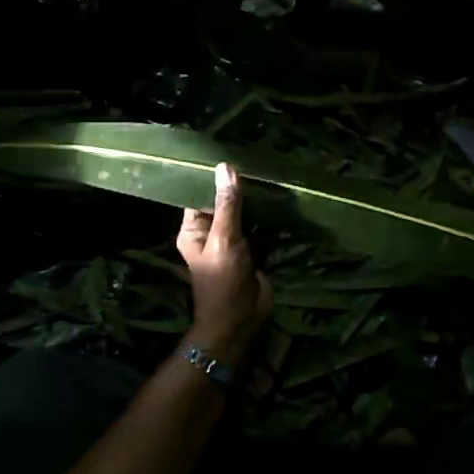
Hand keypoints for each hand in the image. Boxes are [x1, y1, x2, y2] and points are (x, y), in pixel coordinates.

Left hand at [176, 162, 272, 361]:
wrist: (240, 322)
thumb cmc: (223, 282)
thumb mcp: (224, 240)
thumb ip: (227, 205)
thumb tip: (225, 167)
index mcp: (193, 230)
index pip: (199, 195)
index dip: (211, 177)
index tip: (229, 152)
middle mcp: (210, 233)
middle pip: (223, 203)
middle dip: (238, 187)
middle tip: (257, 160)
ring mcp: (232, 242)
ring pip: (243, 214)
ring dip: (255, 201)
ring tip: (270, 173)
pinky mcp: (252, 250)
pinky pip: (259, 227)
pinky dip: (268, 216)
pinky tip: (281, 198)